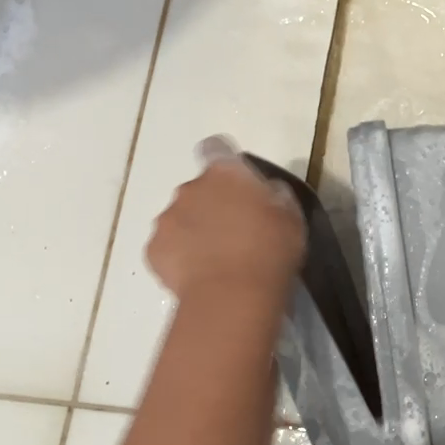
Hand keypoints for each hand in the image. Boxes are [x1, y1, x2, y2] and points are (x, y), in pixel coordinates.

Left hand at [146, 137, 305, 301]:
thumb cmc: (271, 250)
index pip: (216, 148)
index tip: (237, 183)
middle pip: (199, 188)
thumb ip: (274, 195)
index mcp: (226, 173)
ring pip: (181, 217)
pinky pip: (168, 246)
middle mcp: (190, 188)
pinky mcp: (153, 250)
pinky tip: (201, 275)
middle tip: (236, 231)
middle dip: (213, 204)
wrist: (232, 295)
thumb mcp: (291, 216)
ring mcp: (167, 219)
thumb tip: (265, 192)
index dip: (224, 160)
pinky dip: (180, 256)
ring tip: (218, 259)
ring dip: (195, 230)